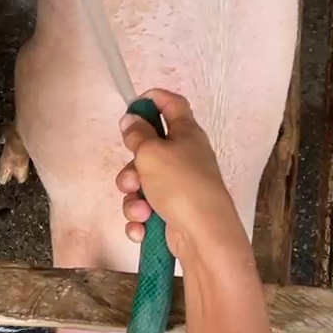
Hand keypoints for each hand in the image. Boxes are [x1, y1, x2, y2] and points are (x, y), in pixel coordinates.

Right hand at [115, 89, 247, 262]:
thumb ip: (137, 135)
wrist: (203, 233)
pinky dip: (139, 219)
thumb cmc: (180, 185)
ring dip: (133, 199)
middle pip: (146, 152)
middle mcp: (183, 157)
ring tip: (141, 211)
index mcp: (185, 134)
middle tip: (131, 180)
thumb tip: (130, 119)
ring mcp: (177, 186)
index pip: (172, 105)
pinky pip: (144, 209)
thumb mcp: (152, 153)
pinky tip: (142, 227)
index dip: (153, 99)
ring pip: (140, 184)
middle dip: (130, 169)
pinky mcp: (170, 211)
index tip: (132, 105)